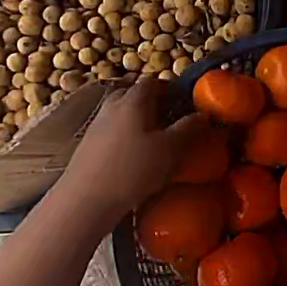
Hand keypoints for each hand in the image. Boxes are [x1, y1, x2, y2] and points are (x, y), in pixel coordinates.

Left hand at [53, 77, 207, 223]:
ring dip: (137, 119)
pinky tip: (134, 156)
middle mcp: (111, 107)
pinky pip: (111, 131)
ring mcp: (95, 127)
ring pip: (120, 113)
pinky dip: (125, 135)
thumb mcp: (169, 151)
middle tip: (170, 117)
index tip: (184, 100)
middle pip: (132, 94)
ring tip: (154, 138)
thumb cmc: (132, 171)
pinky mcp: (86, 147)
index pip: (152, 83)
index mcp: (132, 101)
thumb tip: (203, 115)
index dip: (169, 88)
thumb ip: (188, 130)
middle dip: (151, 101)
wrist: (83, 202)